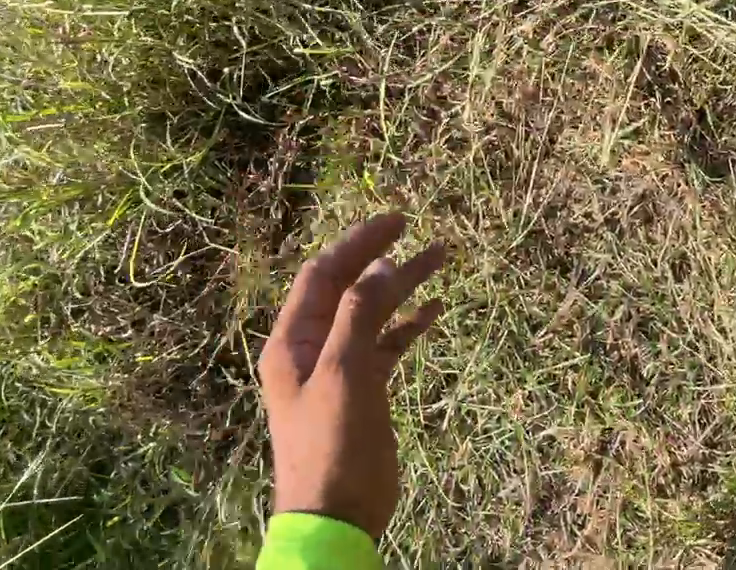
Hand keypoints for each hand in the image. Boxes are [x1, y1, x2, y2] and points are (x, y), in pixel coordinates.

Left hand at [259, 213, 446, 537]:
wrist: (337, 515)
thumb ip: (361, 315)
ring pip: (375, 311)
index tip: (395, 221)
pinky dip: (411, 323)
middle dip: (382, 257)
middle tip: (416, 228)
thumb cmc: (330, 443)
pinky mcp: (366, 386)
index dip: (357, 243)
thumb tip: (384, 265)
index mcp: (295, 340)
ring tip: (440, 256)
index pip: (323, 274)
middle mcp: (315, 346)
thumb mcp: (343, 373)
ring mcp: (341, 366)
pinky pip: (390, 342)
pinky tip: (435, 310)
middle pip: (351, 286)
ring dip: (404, 285)